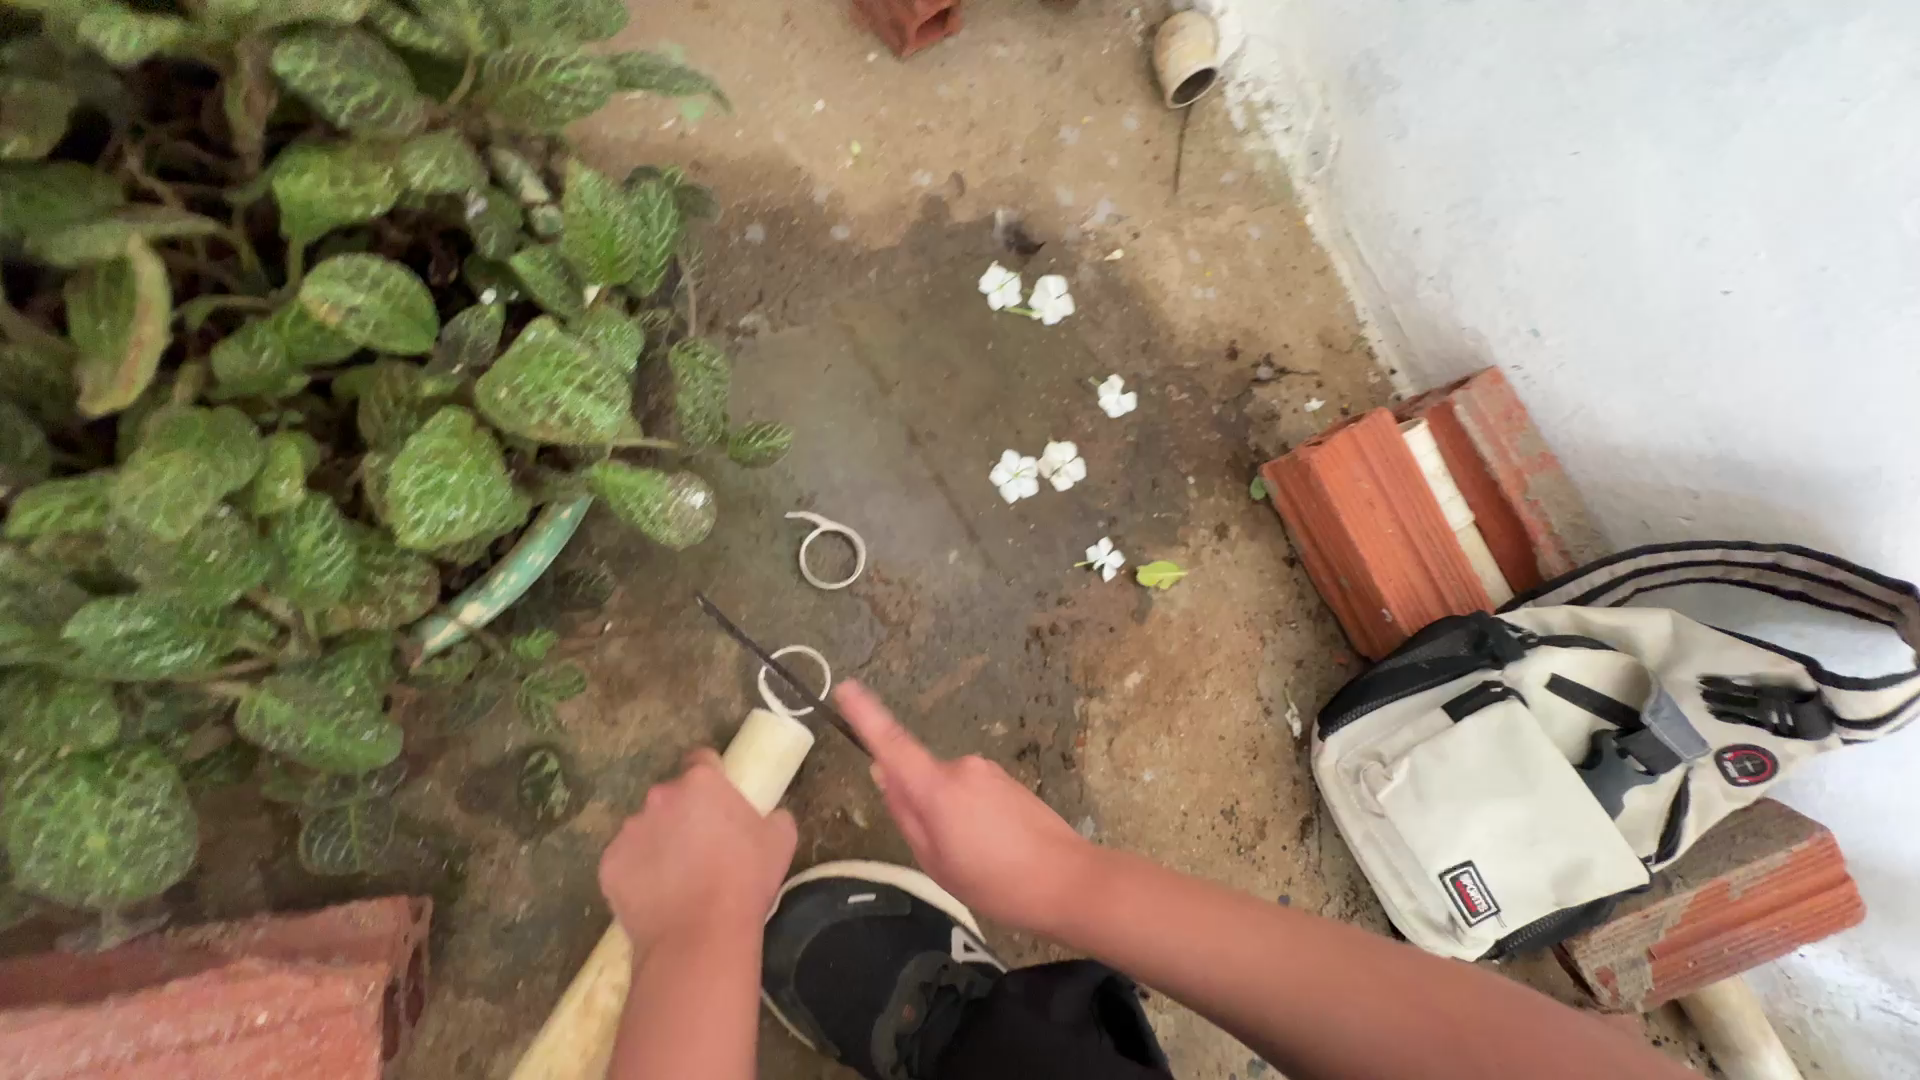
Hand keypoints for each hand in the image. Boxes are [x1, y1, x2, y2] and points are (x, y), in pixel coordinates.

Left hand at [598, 749, 797, 957]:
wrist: (699, 937)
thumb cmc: (745, 881)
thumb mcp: (781, 840)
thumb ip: (773, 815)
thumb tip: (768, 817)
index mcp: (701, 782)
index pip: (702, 760)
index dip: (712, 777)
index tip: (719, 801)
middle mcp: (660, 797)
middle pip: (671, 796)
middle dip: (683, 813)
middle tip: (702, 845)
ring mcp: (630, 831)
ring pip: (645, 828)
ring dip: (659, 841)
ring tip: (678, 877)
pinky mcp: (608, 865)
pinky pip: (625, 860)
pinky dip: (637, 871)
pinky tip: (657, 895)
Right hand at [836, 680, 1094, 934]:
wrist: (1067, 879)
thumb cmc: (995, 882)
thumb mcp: (935, 862)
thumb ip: (905, 815)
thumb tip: (885, 775)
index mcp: (937, 788)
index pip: (892, 744)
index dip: (866, 716)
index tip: (846, 688)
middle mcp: (962, 767)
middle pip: (923, 778)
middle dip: (923, 807)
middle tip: (945, 853)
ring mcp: (989, 770)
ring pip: (949, 788)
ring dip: (952, 815)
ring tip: (978, 858)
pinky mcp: (1009, 779)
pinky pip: (974, 792)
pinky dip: (974, 815)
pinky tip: (997, 849)